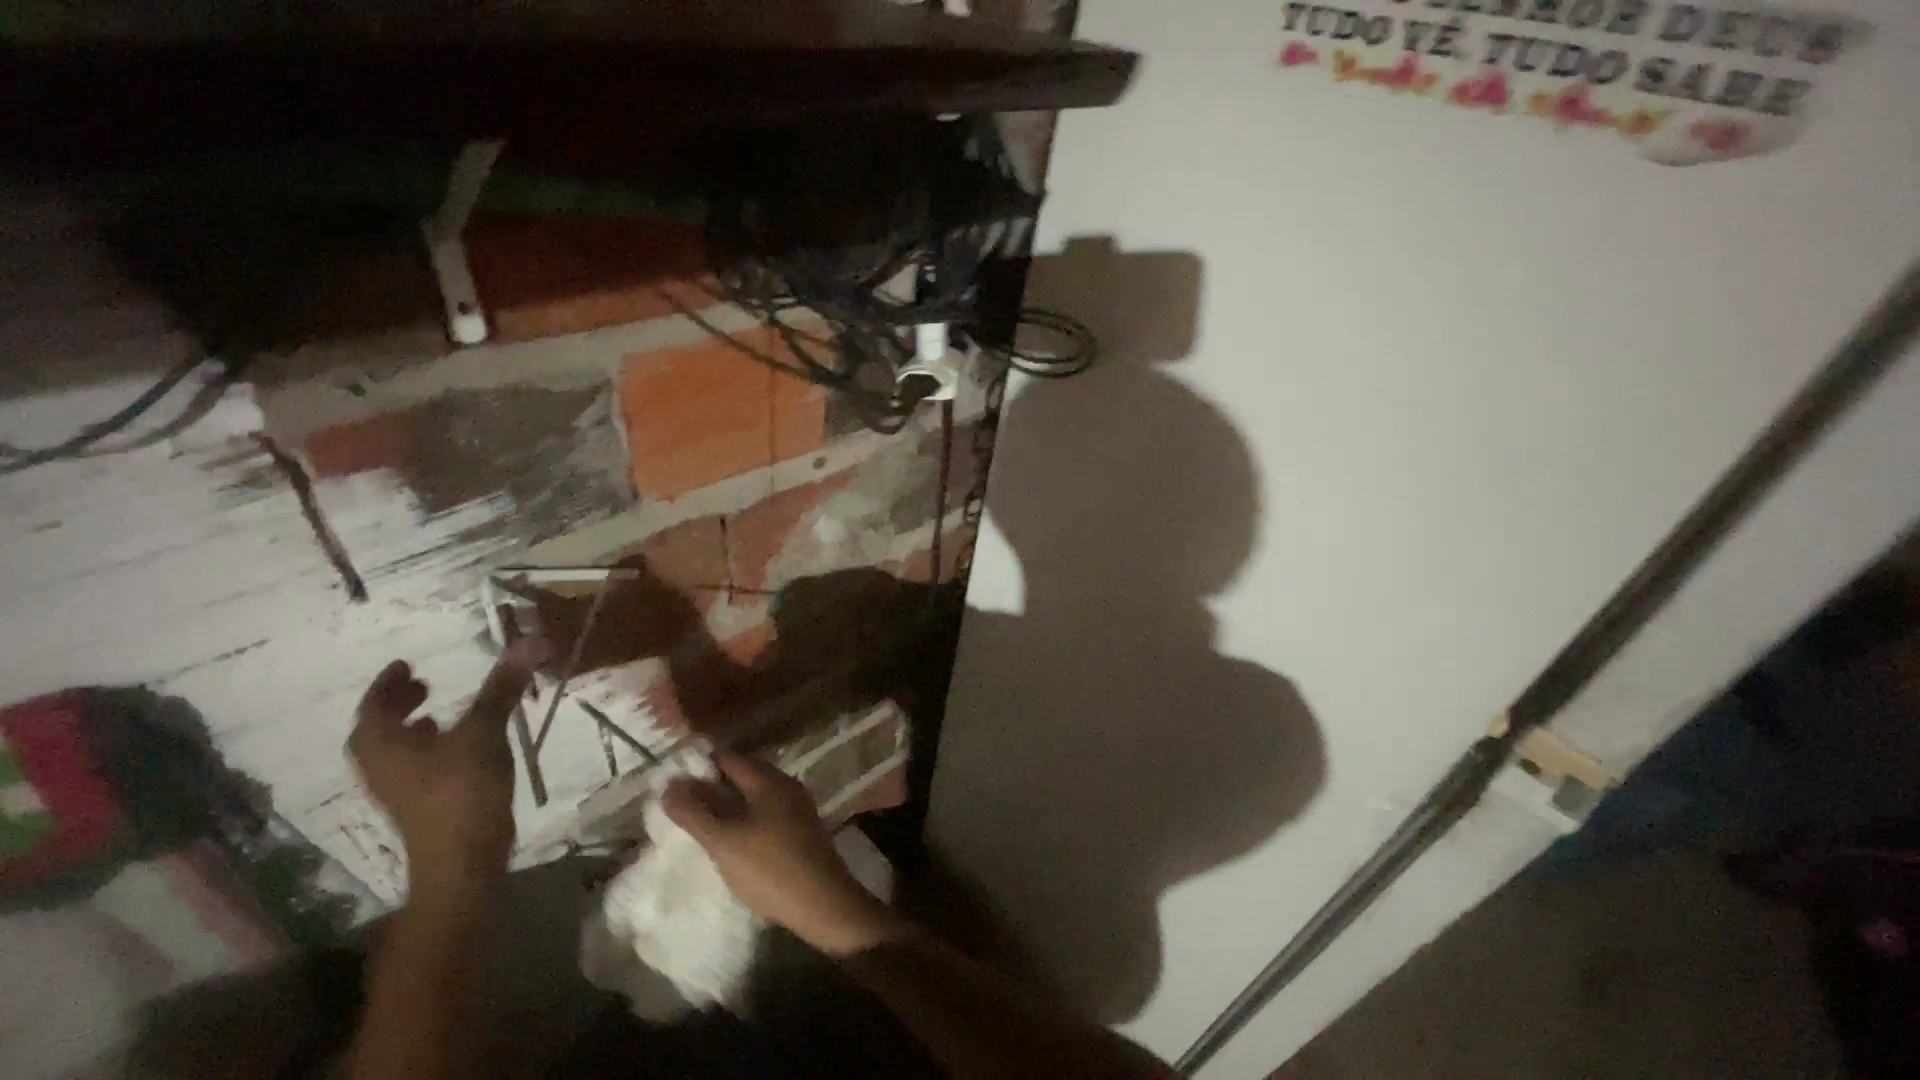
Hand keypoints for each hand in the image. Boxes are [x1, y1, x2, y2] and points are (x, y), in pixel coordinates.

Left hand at [349, 640, 543, 906]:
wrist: (462, 861)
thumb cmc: (462, 789)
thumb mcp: (484, 732)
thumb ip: (501, 688)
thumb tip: (528, 640)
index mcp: (381, 744)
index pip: (374, 705)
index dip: (388, 684)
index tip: (405, 665)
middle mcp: (379, 766)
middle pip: (378, 729)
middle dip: (398, 705)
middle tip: (423, 685)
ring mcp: (396, 790)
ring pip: (395, 751)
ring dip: (411, 729)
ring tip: (439, 714)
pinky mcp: (417, 807)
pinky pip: (413, 767)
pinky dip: (427, 750)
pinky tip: (458, 748)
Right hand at [664, 751, 909, 956]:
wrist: (824, 904)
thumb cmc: (770, 868)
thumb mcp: (723, 842)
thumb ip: (694, 812)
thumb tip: (669, 786)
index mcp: (768, 780)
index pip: (726, 757)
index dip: (697, 765)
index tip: (671, 782)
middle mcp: (786, 785)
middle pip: (742, 774)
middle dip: (711, 786)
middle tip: (681, 805)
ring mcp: (797, 808)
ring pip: (754, 795)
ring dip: (727, 804)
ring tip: (700, 824)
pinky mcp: (801, 831)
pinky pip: (766, 813)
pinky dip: (744, 819)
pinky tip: (731, 841)